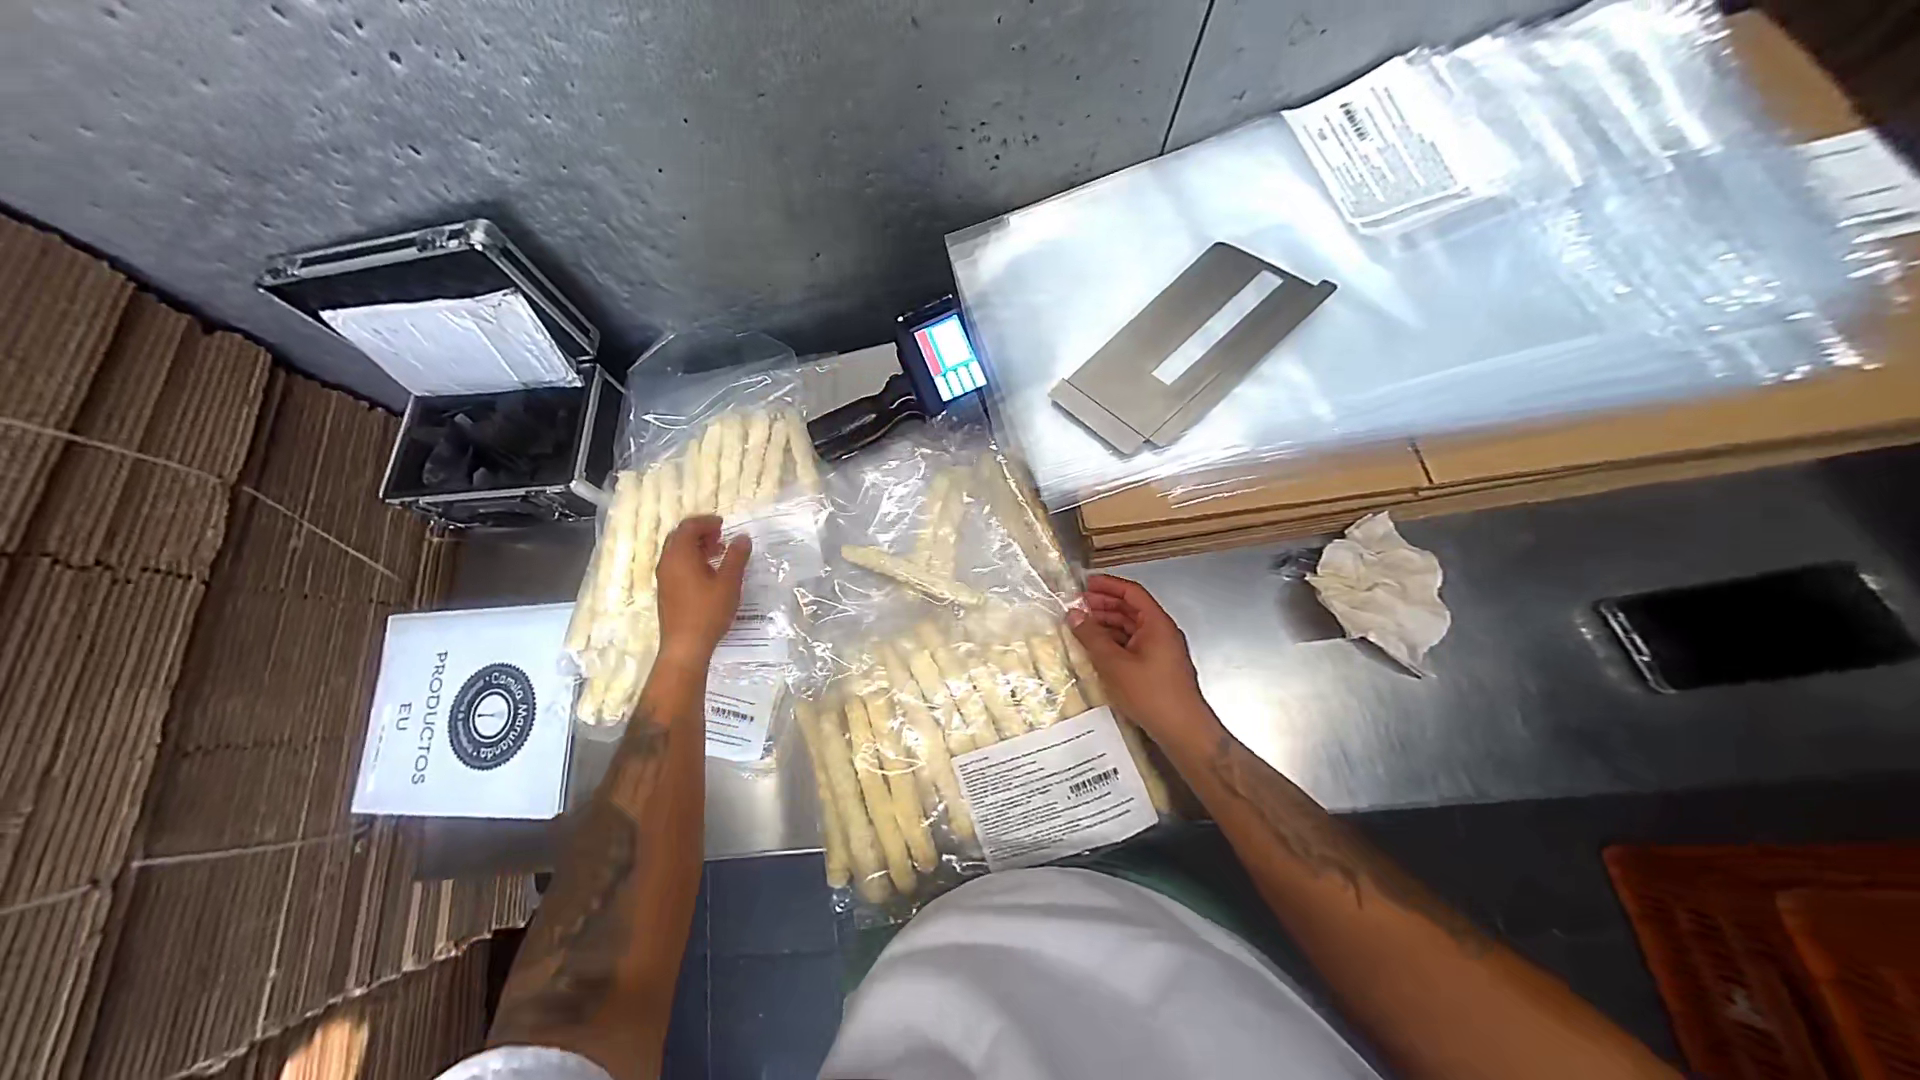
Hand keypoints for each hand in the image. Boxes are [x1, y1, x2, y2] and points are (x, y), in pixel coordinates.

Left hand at [654, 516, 750, 666]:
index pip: (688, 527)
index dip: (706, 522)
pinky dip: (691, 560)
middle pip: (679, 537)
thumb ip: (736, 556)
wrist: (685, 646)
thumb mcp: (729, 582)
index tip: (724, 526)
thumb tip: (742, 538)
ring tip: (718, 554)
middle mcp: (667, 562)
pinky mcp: (666, 591)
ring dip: (696, 547)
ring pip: (677, 552)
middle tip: (721, 537)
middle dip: (700, 533)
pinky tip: (708, 574)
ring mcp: (664, 577)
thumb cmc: (708, 611)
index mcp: (680, 556)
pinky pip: (676, 565)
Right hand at [1068, 574, 1220, 750]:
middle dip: (1104, 605)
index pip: (1132, 592)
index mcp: (1156, 623)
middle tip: (1078, 606)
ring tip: (1082, 627)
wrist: (1182, 729)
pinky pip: (1133, 644)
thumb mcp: (1114, 663)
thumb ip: (1092, 637)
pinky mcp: (1158, 667)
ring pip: (1131, 627)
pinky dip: (1114, 641)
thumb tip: (1074, 615)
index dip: (1108, 585)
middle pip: (1131, 608)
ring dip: (1107, 624)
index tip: (1086, 583)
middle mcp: (1162, 632)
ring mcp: (1161, 650)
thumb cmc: (1151, 694)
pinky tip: (1097, 649)